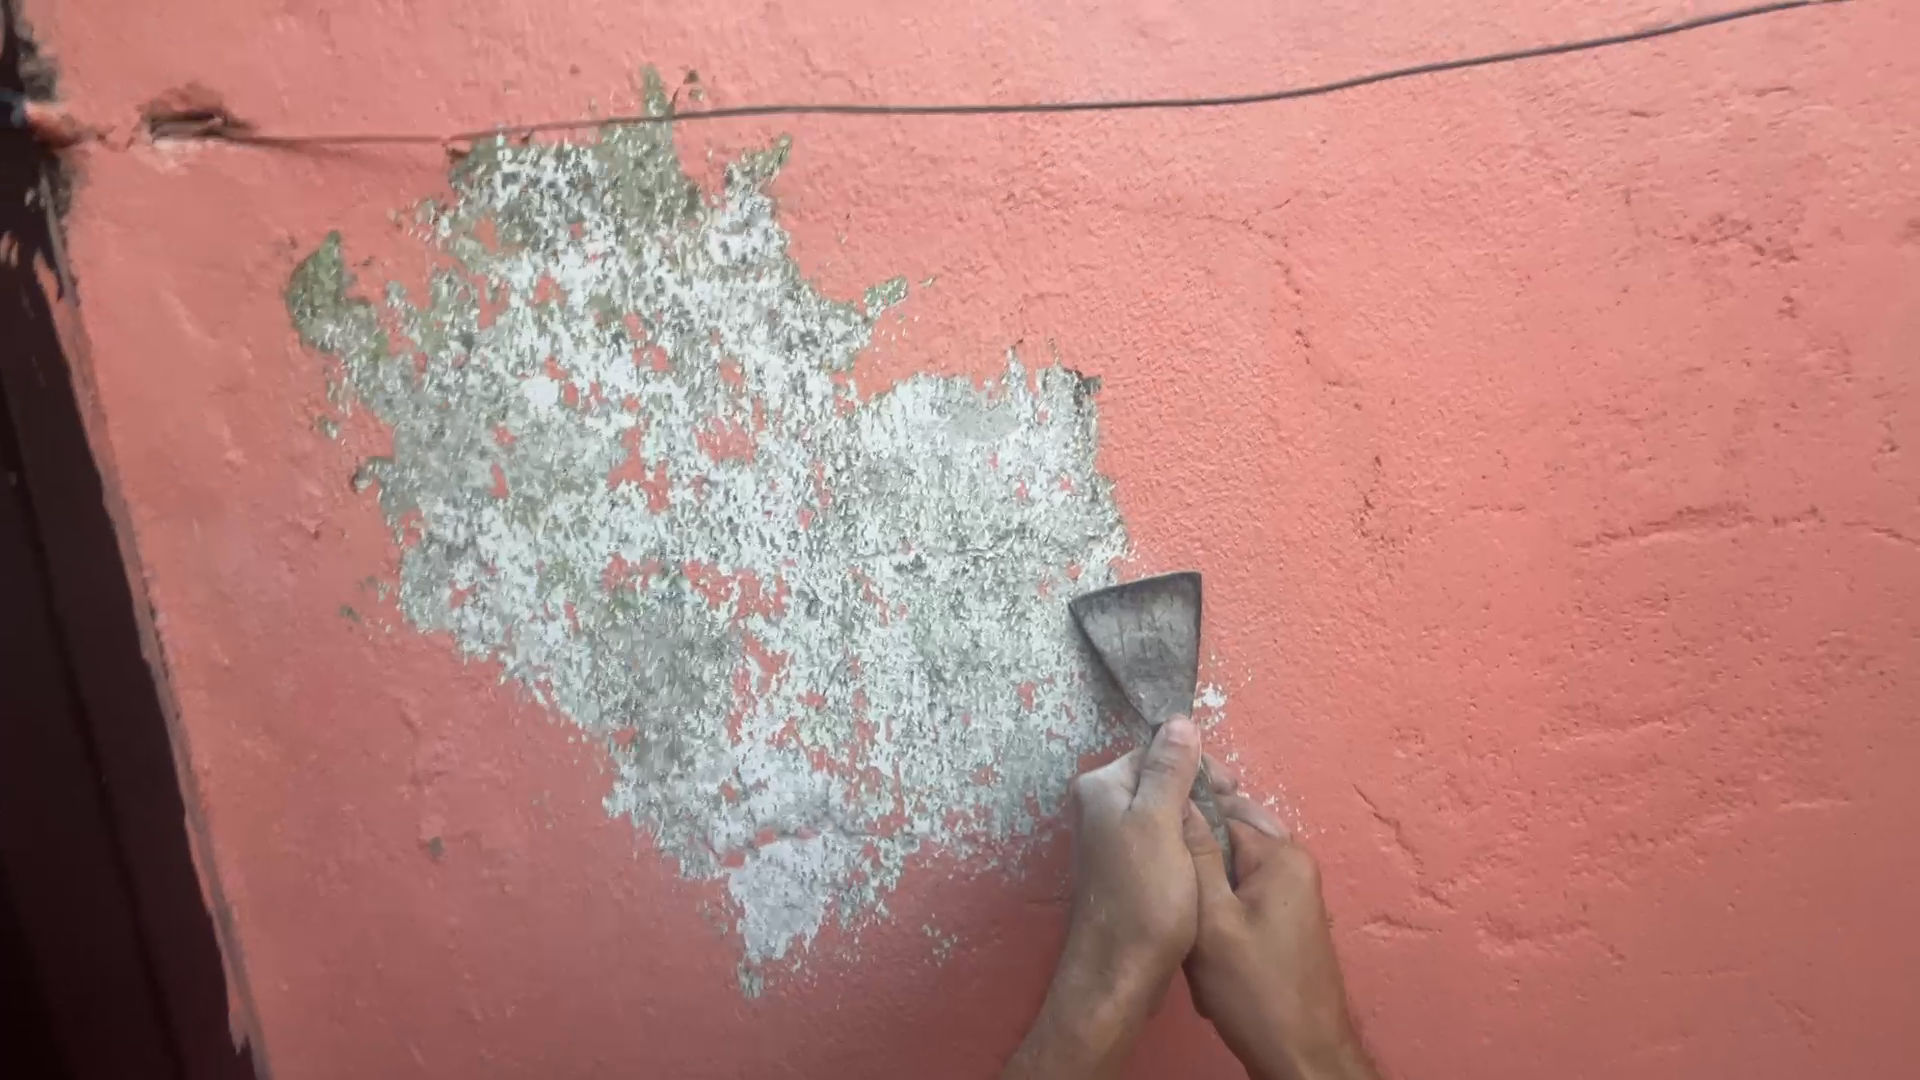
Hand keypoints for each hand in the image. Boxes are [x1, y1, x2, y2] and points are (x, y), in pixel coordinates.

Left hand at [1002, 716, 1209, 1078]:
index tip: (1233, 786)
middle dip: (1200, 789)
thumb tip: (1179, 720)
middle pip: (1159, 778)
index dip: (1196, 763)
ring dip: (1198, 815)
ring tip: (1229, 834)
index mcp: (1102, 786)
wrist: (1118, 972)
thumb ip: (1169, 770)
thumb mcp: (1160, 823)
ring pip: (1163, 809)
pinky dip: (1188, 839)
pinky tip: (1209, 855)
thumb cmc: (1142, 896)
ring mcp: (1111, 836)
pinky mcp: (1126, 865)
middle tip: (1237, 812)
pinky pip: (1162, 836)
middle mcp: (1100, 804)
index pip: (1155, 751)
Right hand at [1185, 759, 1376, 1079]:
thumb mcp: (1212, 920)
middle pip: (1227, 833)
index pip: (1218, 810)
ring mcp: (1292, 888)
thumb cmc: (1254, 990)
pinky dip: (1219, 902)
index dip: (1182, 824)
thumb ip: (1196, 855)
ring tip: (1184, 907)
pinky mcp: (1284, 913)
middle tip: (1167, 876)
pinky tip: (1203, 931)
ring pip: (1230, 862)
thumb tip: (1180, 799)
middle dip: (1196, 851)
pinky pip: (1241, 886)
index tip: (1151, 842)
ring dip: (1205, 881)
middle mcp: (1292, 862)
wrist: (1302, 1061)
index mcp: (1280, 854)